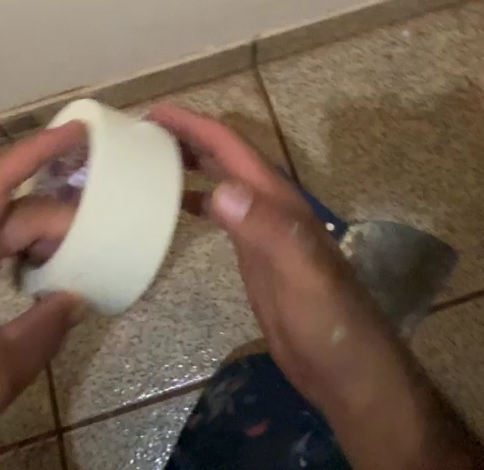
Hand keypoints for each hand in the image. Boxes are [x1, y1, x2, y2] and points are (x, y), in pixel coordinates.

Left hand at [0, 123, 87, 469]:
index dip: (36, 150)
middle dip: (57, 212)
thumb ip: (43, 329)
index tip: (78, 133)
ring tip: (86, 247)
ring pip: (3, 235)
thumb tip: (78, 296)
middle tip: (104, 227)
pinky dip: (28, 261)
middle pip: (8, 210)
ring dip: (43, 236)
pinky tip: (52, 280)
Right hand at [147, 104, 483, 469]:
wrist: (346, 370)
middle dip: (184, 135)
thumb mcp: (300, 271)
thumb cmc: (326, 321)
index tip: (152, 112)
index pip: (229, 146)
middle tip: (138, 131)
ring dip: (188, 162)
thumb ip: (266, 229)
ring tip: (147, 159)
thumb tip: (221, 190)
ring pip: (220, 179)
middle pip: (223, 155)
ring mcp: (260, 228)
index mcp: (276, 198)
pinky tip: (174, 205)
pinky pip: (220, 211)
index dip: (192, 124)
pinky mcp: (253, 253)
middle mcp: (267, 204)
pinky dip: (196, 198)